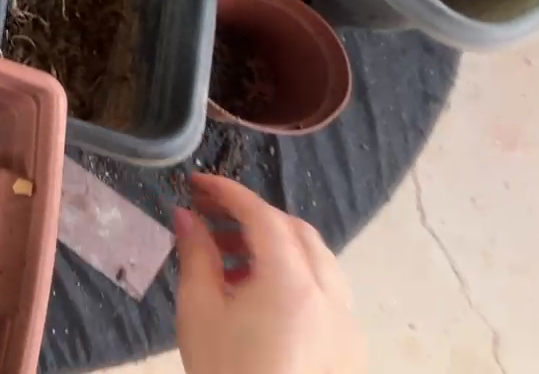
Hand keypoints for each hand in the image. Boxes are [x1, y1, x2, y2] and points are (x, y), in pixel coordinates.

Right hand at [174, 174, 366, 373]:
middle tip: (209, 213)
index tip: (196, 183)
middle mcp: (333, 300)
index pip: (264, 218)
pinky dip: (294, 273)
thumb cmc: (226, 369)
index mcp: (293, 286)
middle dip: (254, 214)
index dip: (229, 192)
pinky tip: (257, 291)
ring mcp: (349, 328)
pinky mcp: (352, 351)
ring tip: (228, 254)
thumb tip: (187, 215)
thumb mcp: (199, 309)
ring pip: (320, 262)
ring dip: (275, 244)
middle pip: (300, 234)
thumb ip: (196, 255)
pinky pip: (328, 292)